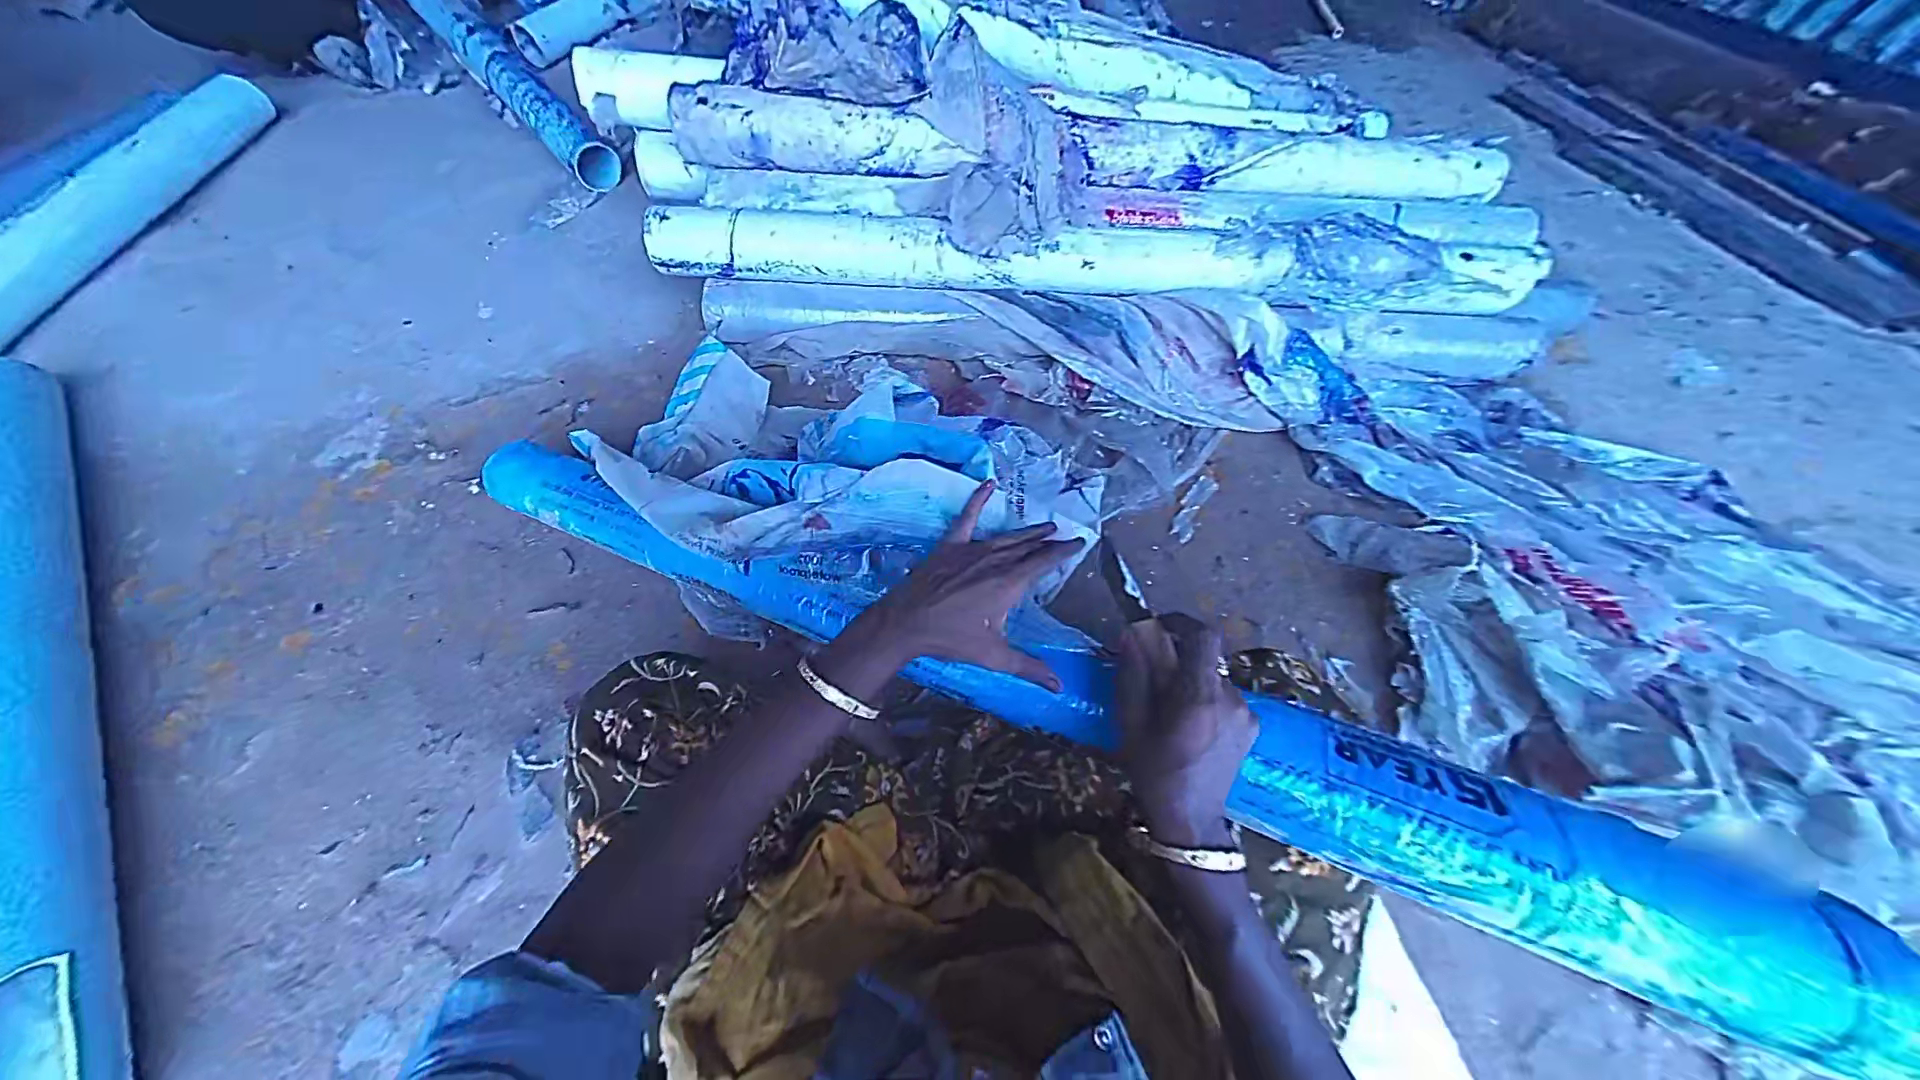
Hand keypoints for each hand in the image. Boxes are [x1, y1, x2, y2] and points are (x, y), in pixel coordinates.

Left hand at [840, 479, 1084, 690]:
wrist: (906, 623)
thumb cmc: (950, 639)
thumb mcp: (994, 656)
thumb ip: (1028, 666)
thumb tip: (1059, 686)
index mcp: (1009, 583)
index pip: (1044, 562)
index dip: (1064, 552)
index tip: (1079, 543)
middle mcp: (994, 560)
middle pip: (1028, 546)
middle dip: (1048, 541)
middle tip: (1064, 535)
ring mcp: (971, 549)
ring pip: (1006, 536)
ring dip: (1027, 531)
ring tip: (1044, 525)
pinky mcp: (950, 546)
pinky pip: (967, 517)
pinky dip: (978, 499)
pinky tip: (989, 484)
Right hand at [1116, 615, 1256, 848]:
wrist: (1191, 820)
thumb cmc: (1154, 770)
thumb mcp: (1131, 722)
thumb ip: (1133, 674)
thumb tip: (1132, 632)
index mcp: (1199, 696)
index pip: (1203, 636)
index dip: (1181, 621)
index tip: (1159, 626)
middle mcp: (1231, 698)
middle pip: (1206, 656)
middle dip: (1178, 656)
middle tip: (1154, 675)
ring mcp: (1247, 713)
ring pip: (1214, 676)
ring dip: (1191, 679)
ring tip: (1170, 707)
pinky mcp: (1253, 725)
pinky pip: (1225, 695)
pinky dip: (1206, 697)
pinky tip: (1191, 724)